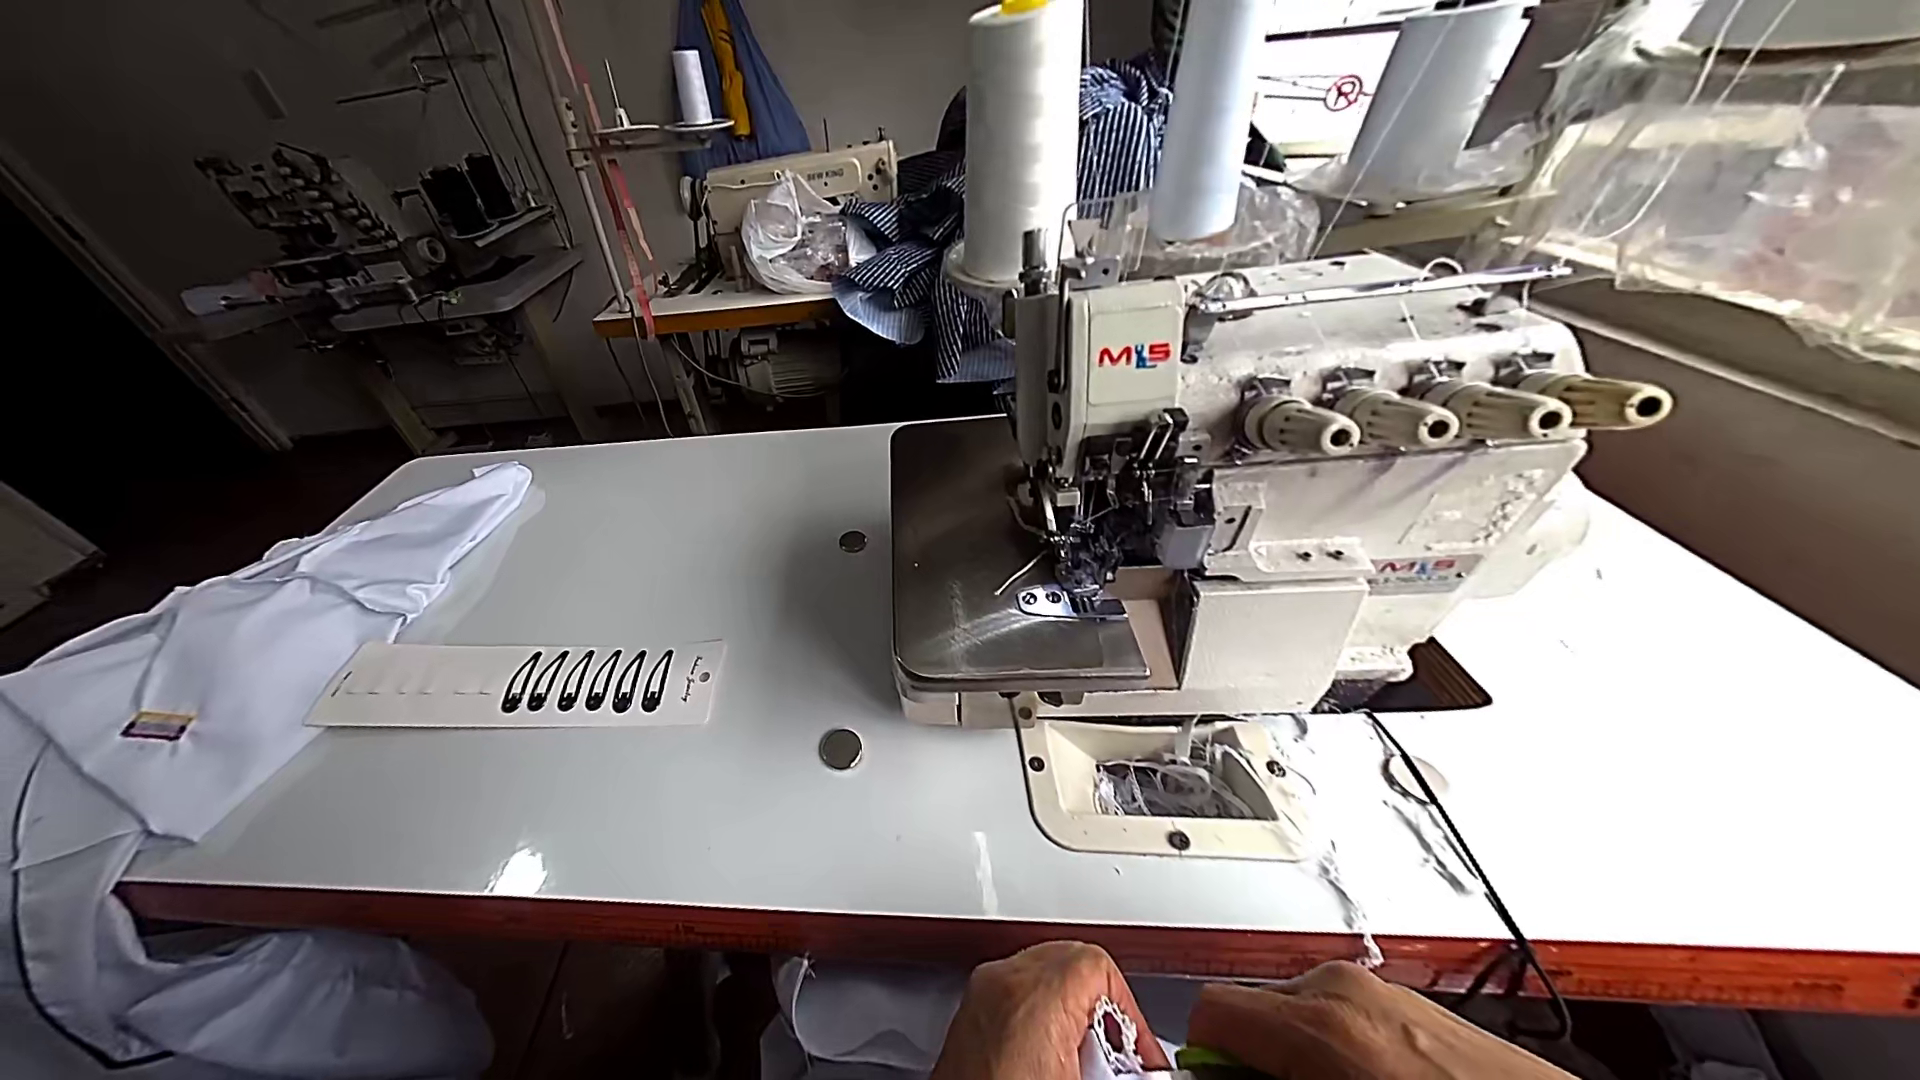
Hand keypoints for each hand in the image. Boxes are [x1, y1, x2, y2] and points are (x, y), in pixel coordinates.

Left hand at [931, 942, 1168, 1079]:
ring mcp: (983, 991)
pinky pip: (1017, 987)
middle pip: (1071, 960)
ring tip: (1084, 1061)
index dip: (1128, 1008)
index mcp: (1036, 998)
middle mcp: (1005, 981)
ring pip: (1044, 969)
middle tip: (1119, 1058)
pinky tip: (1049, 1059)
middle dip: (1102, 1007)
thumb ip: (1117, 1068)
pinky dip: (1040, 1012)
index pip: (1097, 964)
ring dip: (1071, 1008)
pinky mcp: (970, 1009)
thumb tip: (1140, 1069)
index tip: (1139, 1053)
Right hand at [1187, 961, 1573, 1079]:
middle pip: (1250, 1008)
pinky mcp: (1413, 1003)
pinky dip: (1333, 1052)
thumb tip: (1217, 1079)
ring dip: (1293, 1057)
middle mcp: (1347, 990)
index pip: (1211, 1012)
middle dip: (1253, 1061)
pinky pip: (1341, 1014)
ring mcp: (1384, 992)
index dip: (1205, 1061)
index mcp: (1324, 1022)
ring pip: (1295, 1010)